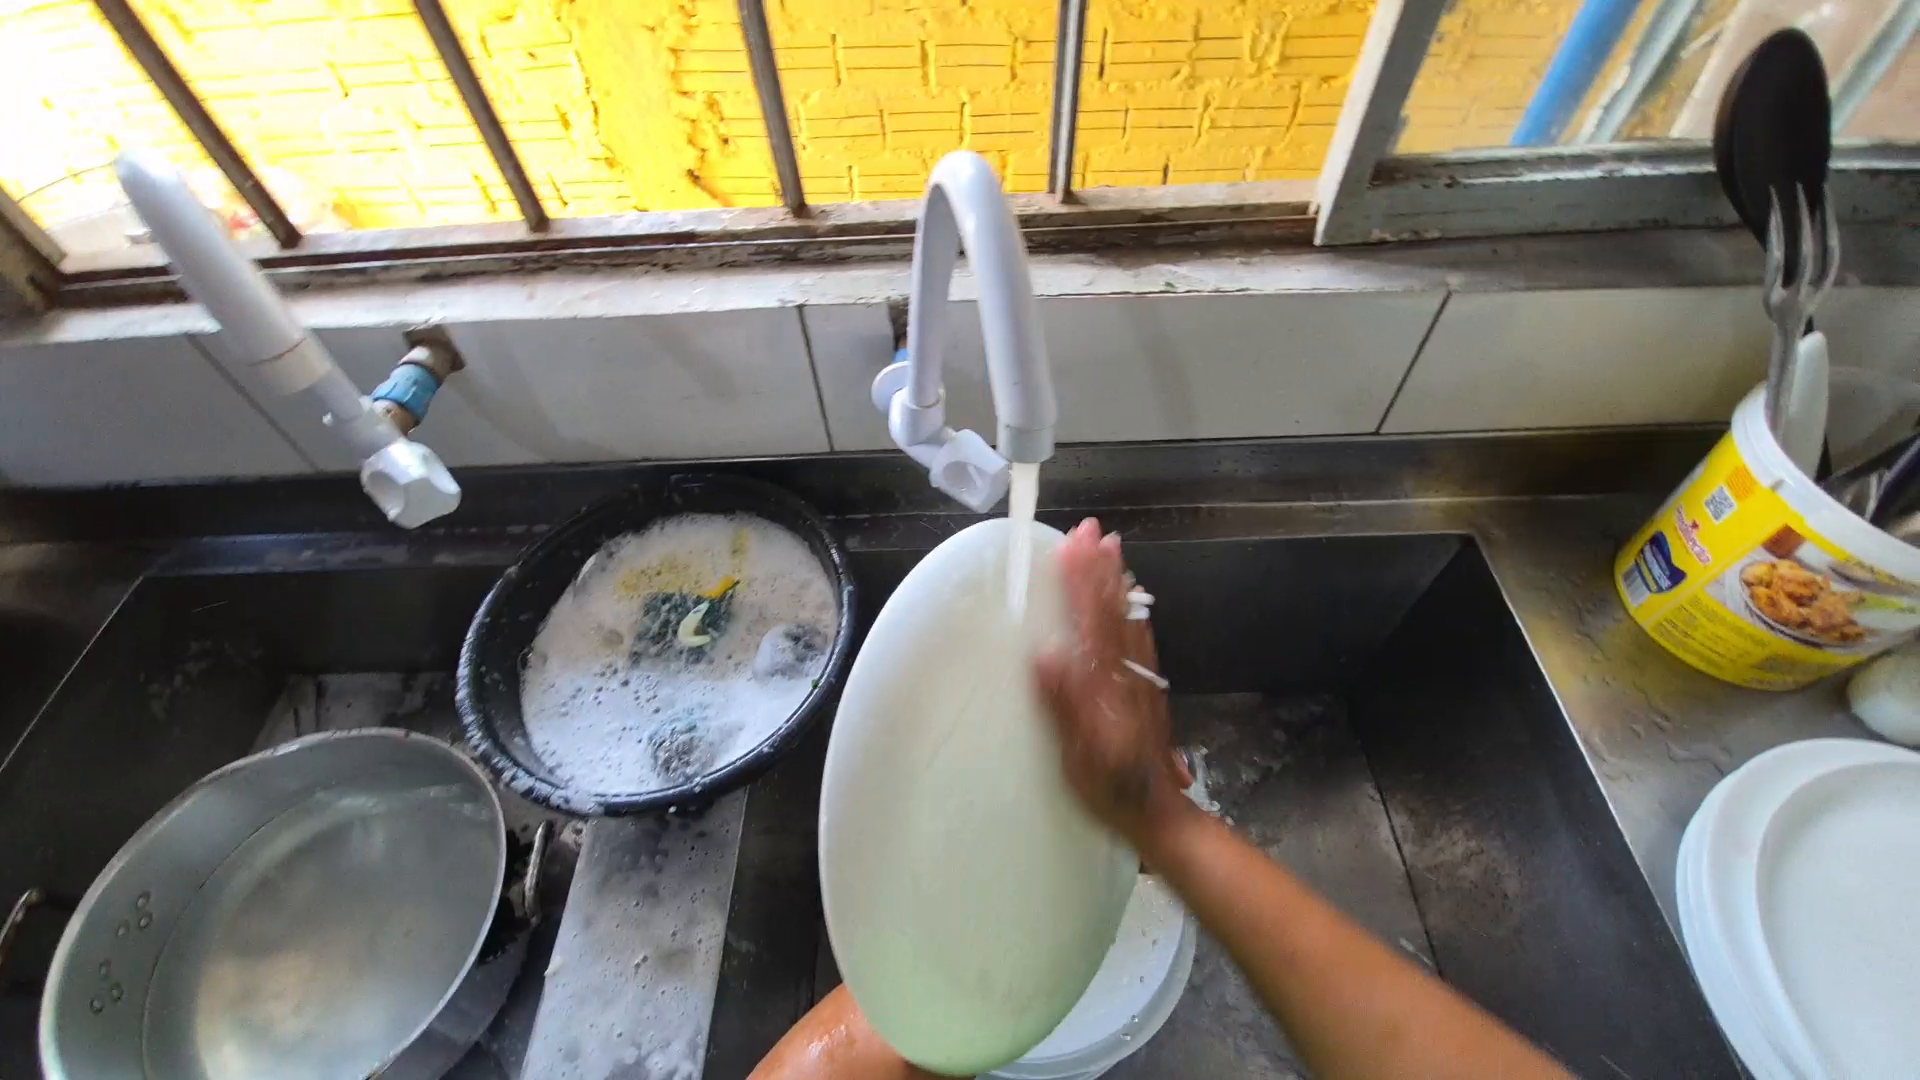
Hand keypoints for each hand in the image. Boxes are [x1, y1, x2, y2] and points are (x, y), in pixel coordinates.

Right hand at [1034, 519, 1191, 850]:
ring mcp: (1138, 678)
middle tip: (1093, 531)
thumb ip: (1065, 705)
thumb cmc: (1111, 788)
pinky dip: (1129, 609)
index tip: (1073, 545)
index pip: (1092, 620)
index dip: (1082, 581)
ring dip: (1117, 581)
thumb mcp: (1080, 755)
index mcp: (1106, 683)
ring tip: (1111, 549)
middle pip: (1112, 610)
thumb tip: (1047, 655)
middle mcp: (1125, 672)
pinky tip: (1127, 600)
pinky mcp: (1144, 688)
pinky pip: (1137, 636)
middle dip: (1100, 568)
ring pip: (1127, 619)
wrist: (1160, 814)